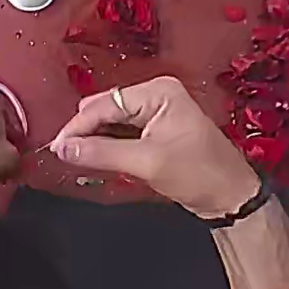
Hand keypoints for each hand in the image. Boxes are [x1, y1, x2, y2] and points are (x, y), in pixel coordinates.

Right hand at [49, 76, 260, 217]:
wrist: (231, 197)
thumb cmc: (197, 173)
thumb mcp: (147, 162)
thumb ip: (101, 152)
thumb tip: (62, 148)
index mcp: (158, 92)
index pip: (107, 104)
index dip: (79, 125)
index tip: (56, 146)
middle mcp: (156, 94)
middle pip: (108, 109)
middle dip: (85, 130)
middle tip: (62, 153)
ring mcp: (157, 111)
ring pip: (113, 121)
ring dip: (95, 138)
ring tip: (73, 155)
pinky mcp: (156, 129)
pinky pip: (123, 132)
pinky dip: (108, 144)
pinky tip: (94, 156)